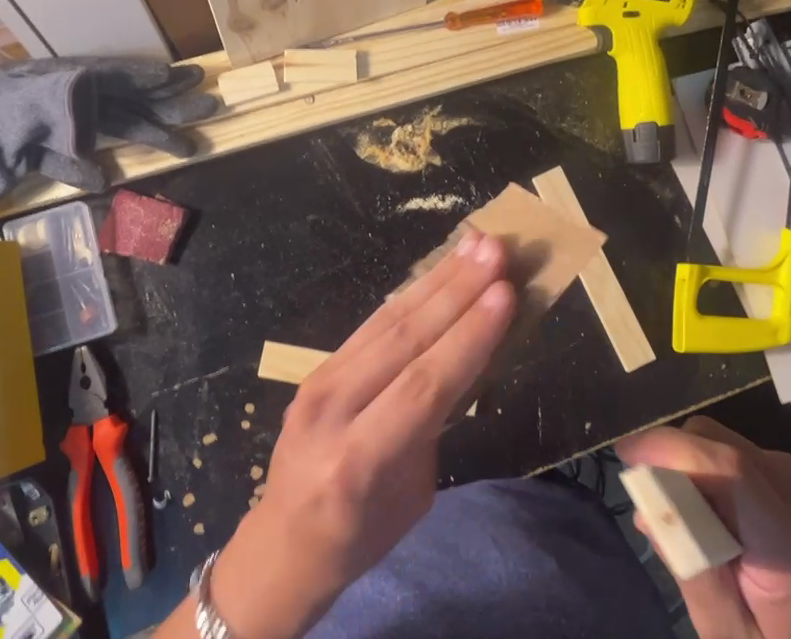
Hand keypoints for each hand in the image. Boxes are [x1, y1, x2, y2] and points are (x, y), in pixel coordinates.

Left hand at [167, 229, 515, 638]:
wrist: (283, 544)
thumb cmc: (361, 535)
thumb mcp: (411, 495)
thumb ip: (434, 425)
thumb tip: (469, 358)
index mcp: (358, 461)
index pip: (423, 386)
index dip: (468, 337)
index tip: (506, 293)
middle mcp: (332, 412)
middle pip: (403, 341)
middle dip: (456, 291)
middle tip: (496, 250)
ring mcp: (317, 383)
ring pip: (386, 322)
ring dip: (436, 280)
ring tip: (475, 246)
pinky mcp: (316, 367)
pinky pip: (371, 326)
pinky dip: (410, 295)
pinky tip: (438, 271)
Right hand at [616, 417, 790, 638]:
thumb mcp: (724, 631)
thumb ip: (691, 571)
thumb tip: (647, 509)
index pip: (733, 472)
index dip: (674, 450)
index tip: (625, 454)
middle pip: (720, 445)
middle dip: (671, 459)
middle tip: (650, 503)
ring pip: (721, 438)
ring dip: (687, 463)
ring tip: (683, 515)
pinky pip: (732, 446)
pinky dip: (704, 465)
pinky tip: (709, 509)